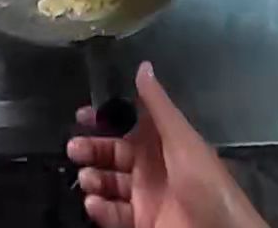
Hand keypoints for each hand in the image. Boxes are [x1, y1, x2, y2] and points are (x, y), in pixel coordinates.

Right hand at [66, 62, 268, 227]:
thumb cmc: (203, 180)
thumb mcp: (180, 137)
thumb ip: (157, 104)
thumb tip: (143, 64)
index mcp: (160, 140)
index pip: (127, 123)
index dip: (105, 119)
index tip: (82, 115)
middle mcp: (150, 165)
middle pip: (114, 153)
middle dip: (93, 149)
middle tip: (74, 148)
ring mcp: (146, 196)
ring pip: (111, 183)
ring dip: (95, 179)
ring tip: (86, 179)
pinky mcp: (142, 224)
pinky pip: (115, 214)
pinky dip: (102, 210)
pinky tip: (93, 204)